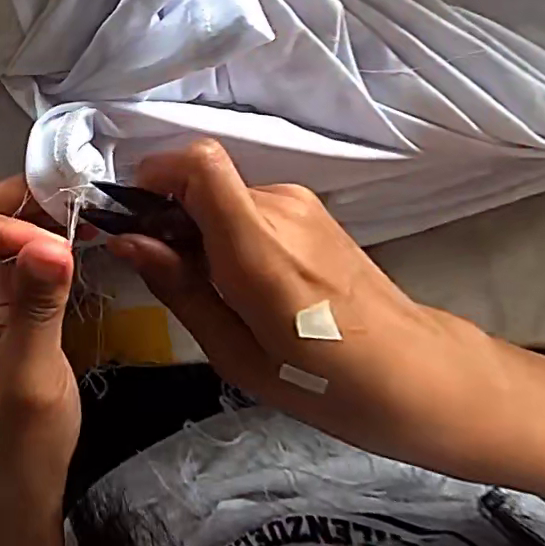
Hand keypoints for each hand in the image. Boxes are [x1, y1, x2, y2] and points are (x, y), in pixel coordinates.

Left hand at [0, 188, 79, 498]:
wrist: (27, 474)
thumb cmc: (20, 438)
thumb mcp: (29, 374)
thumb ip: (37, 306)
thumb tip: (53, 244)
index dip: (5, 228)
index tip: (52, 244)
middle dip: (22, 210)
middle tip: (70, 206)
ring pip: (0, 230)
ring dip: (38, 218)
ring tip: (79, 214)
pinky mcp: (2, 298)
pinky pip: (22, 252)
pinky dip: (48, 238)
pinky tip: (76, 234)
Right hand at [105, 139, 527, 479]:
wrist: (418, 372)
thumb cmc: (324, 382)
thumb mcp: (235, 354)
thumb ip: (178, 287)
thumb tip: (126, 240)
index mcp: (259, 247)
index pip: (200, 163)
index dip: (155, 174)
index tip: (134, 218)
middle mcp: (279, 206)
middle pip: (201, 176)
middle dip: (168, 211)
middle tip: (166, 270)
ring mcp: (298, 201)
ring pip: (221, 192)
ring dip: (198, 224)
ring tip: (213, 287)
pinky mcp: (308, 206)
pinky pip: (246, 203)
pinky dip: (225, 229)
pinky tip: (243, 279)